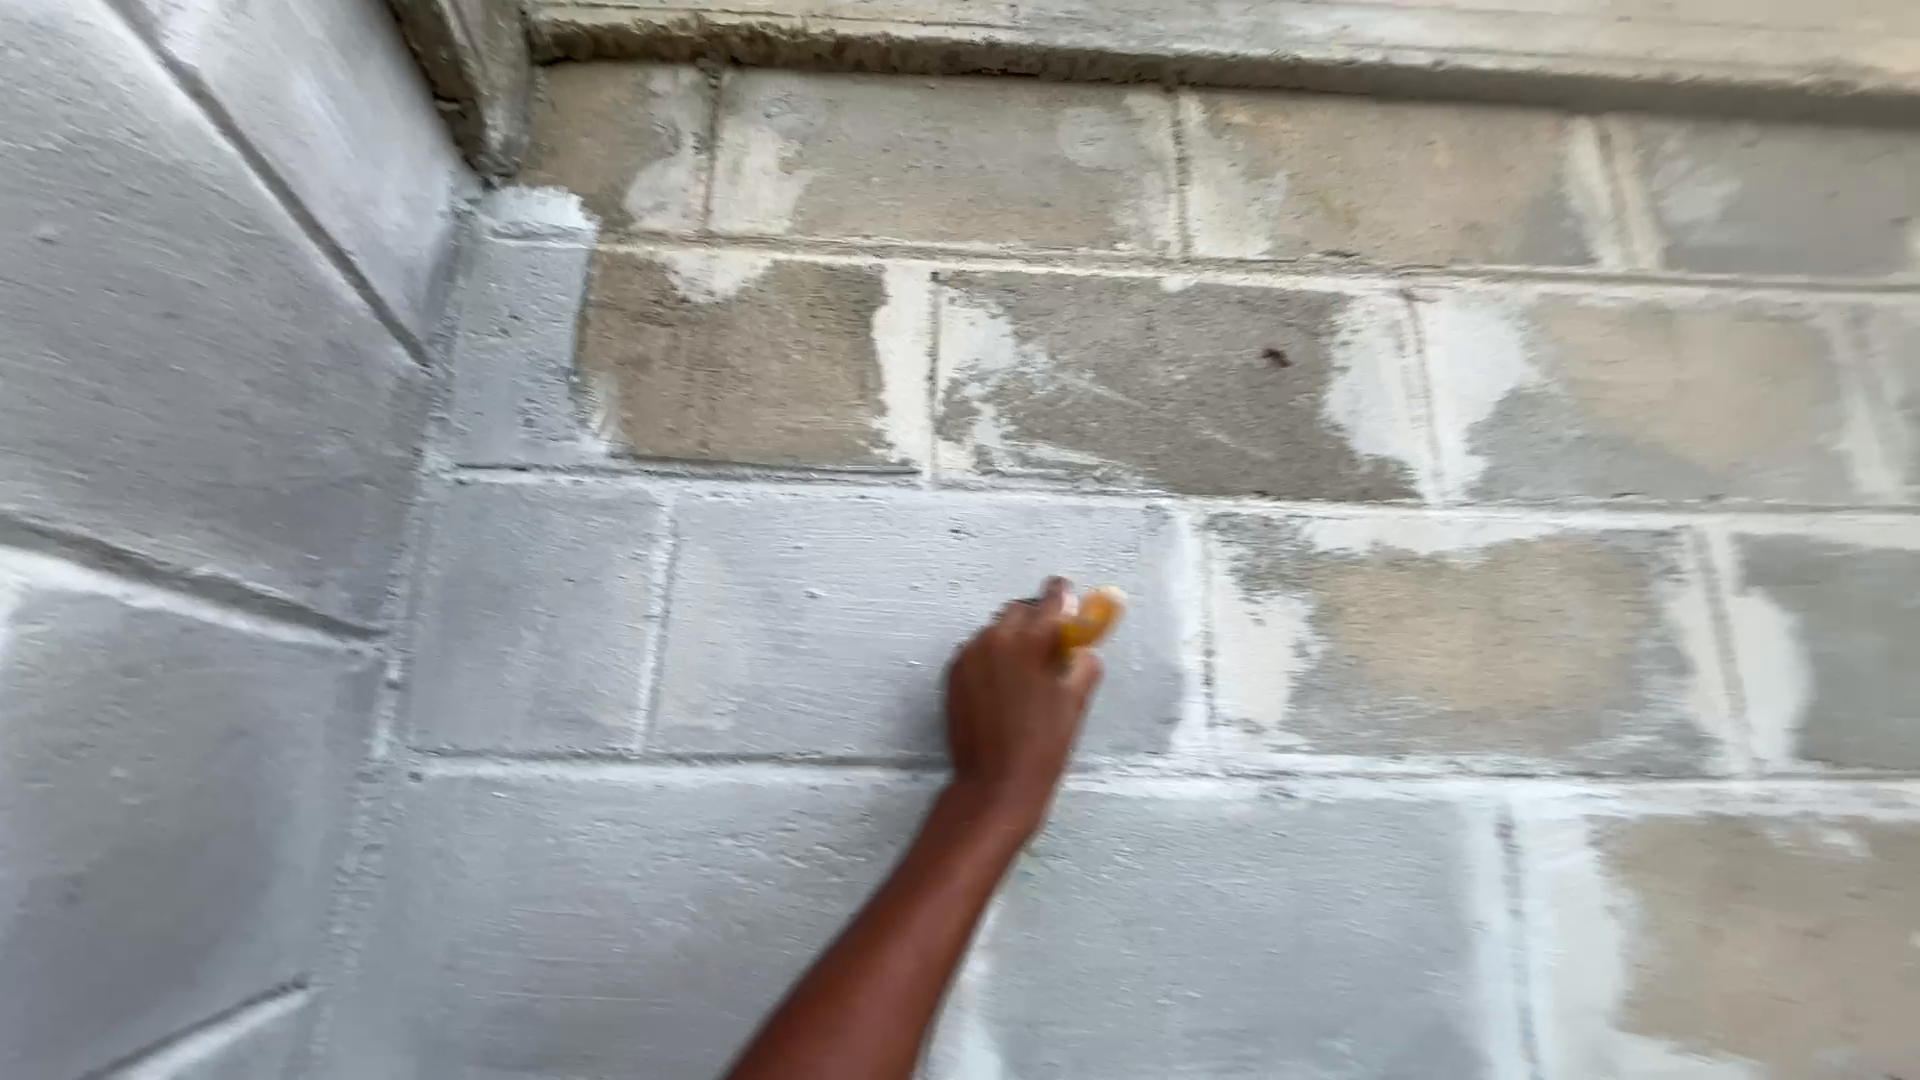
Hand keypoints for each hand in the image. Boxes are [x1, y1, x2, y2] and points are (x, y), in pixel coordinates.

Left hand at [943, 576, 1103, 832]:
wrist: (995, 783)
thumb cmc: (1043, 745)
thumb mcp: (1075, 702)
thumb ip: (1083, 664)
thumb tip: (1083, 648)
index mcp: (1031, 640)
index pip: (1051, 598)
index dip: (1063, 596)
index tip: (1069, 598)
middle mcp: (996, 638)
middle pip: (1019, 610)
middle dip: (1036, 619)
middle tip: (1050, 643)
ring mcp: (969, 654)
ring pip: (995, 629)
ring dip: (1012, 638)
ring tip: (1025, 670)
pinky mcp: (953, 673)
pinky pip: (977, 650)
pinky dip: (991, 656)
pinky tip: (1002, 684)